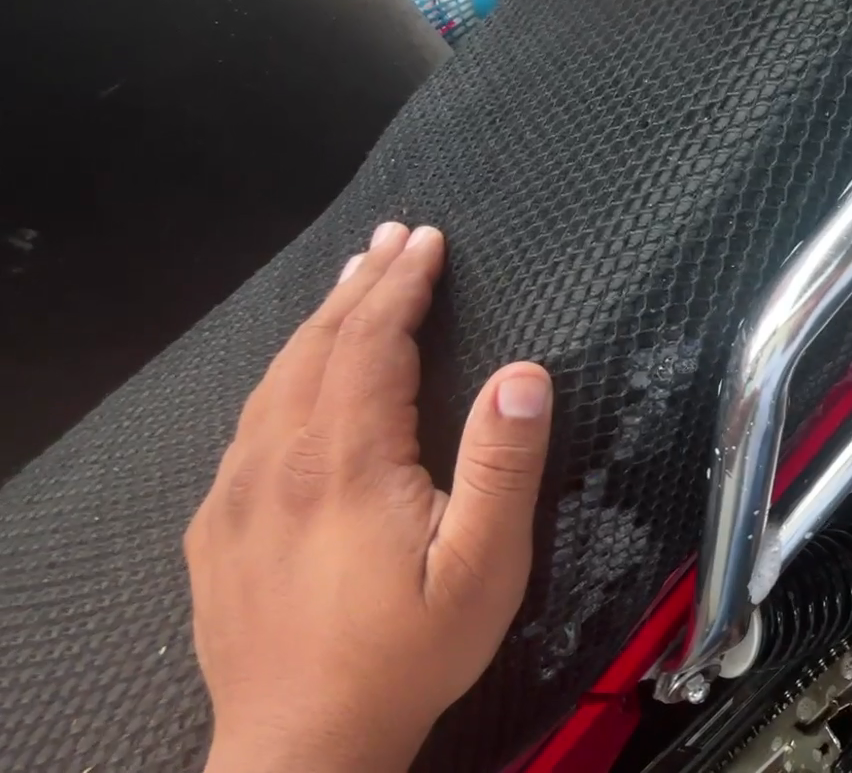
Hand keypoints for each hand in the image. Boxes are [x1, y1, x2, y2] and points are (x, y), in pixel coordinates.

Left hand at [185, 222, 553, 772]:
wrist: (302, 747)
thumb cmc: (412, 648)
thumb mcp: (487, 561)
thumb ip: (504, 463)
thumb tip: (524, 372)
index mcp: (345, 463)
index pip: (369, 345)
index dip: (401, 287)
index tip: (428, 241)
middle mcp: (279, 464)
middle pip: (316, 348)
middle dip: (361, 284)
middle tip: (394, 236)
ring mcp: (239, 495)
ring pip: (276, 379)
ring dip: (321, 320)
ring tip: (354, 278)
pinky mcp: (221, 526)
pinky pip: (250, 421)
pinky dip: (286, 370)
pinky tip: (302, 370)